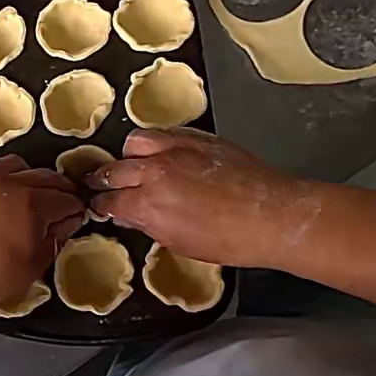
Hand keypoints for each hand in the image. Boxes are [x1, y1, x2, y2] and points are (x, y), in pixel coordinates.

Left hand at [0, 156, 83, 322]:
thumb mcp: (33, 266)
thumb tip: (65, 222)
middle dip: (60, 189)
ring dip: (31, 177)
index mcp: (31, 203)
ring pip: (17, 166)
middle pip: (45, 176)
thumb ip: (54, 239)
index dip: (76, 207)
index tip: (78, 215)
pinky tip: (3, 198)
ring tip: (33, 195)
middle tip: (63, 203)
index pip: (65, 198)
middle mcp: (7, 184)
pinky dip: (4, 180)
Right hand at [87, 128, 323, 267]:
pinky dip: (156, 142)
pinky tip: (161, 153)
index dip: (99, 205)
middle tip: (101, 184)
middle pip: (113, 169)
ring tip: (132, 162)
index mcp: (146, 204)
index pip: (108, 200)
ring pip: (134, 142)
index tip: (98, 206)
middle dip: (103, 179)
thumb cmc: (231, 239)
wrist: (276, 217)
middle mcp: (155, 172)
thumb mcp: (179, 243)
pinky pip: (164, 132)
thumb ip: (147, 225)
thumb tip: (128, 217)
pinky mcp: (197, 138)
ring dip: (128, 154)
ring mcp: (176, 150)